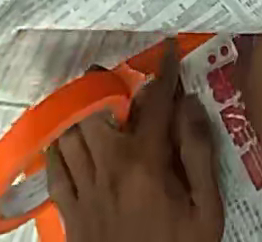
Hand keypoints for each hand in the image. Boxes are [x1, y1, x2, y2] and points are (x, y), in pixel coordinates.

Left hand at [48, 43, 222, 241]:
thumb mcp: (208, 213)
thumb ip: (200, 155)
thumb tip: (190, 104)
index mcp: (146, 162)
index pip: (156, 103)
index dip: (165, 72)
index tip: (170, 48)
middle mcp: (109, 165)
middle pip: (95, 107)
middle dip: (101, 83)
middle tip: (109, 76)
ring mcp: (84, 188)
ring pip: (70, 130)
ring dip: (77, 111)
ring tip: (85, 99)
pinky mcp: (68, 212)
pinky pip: (54, 167)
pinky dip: (58, 147)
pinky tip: (65, 140)